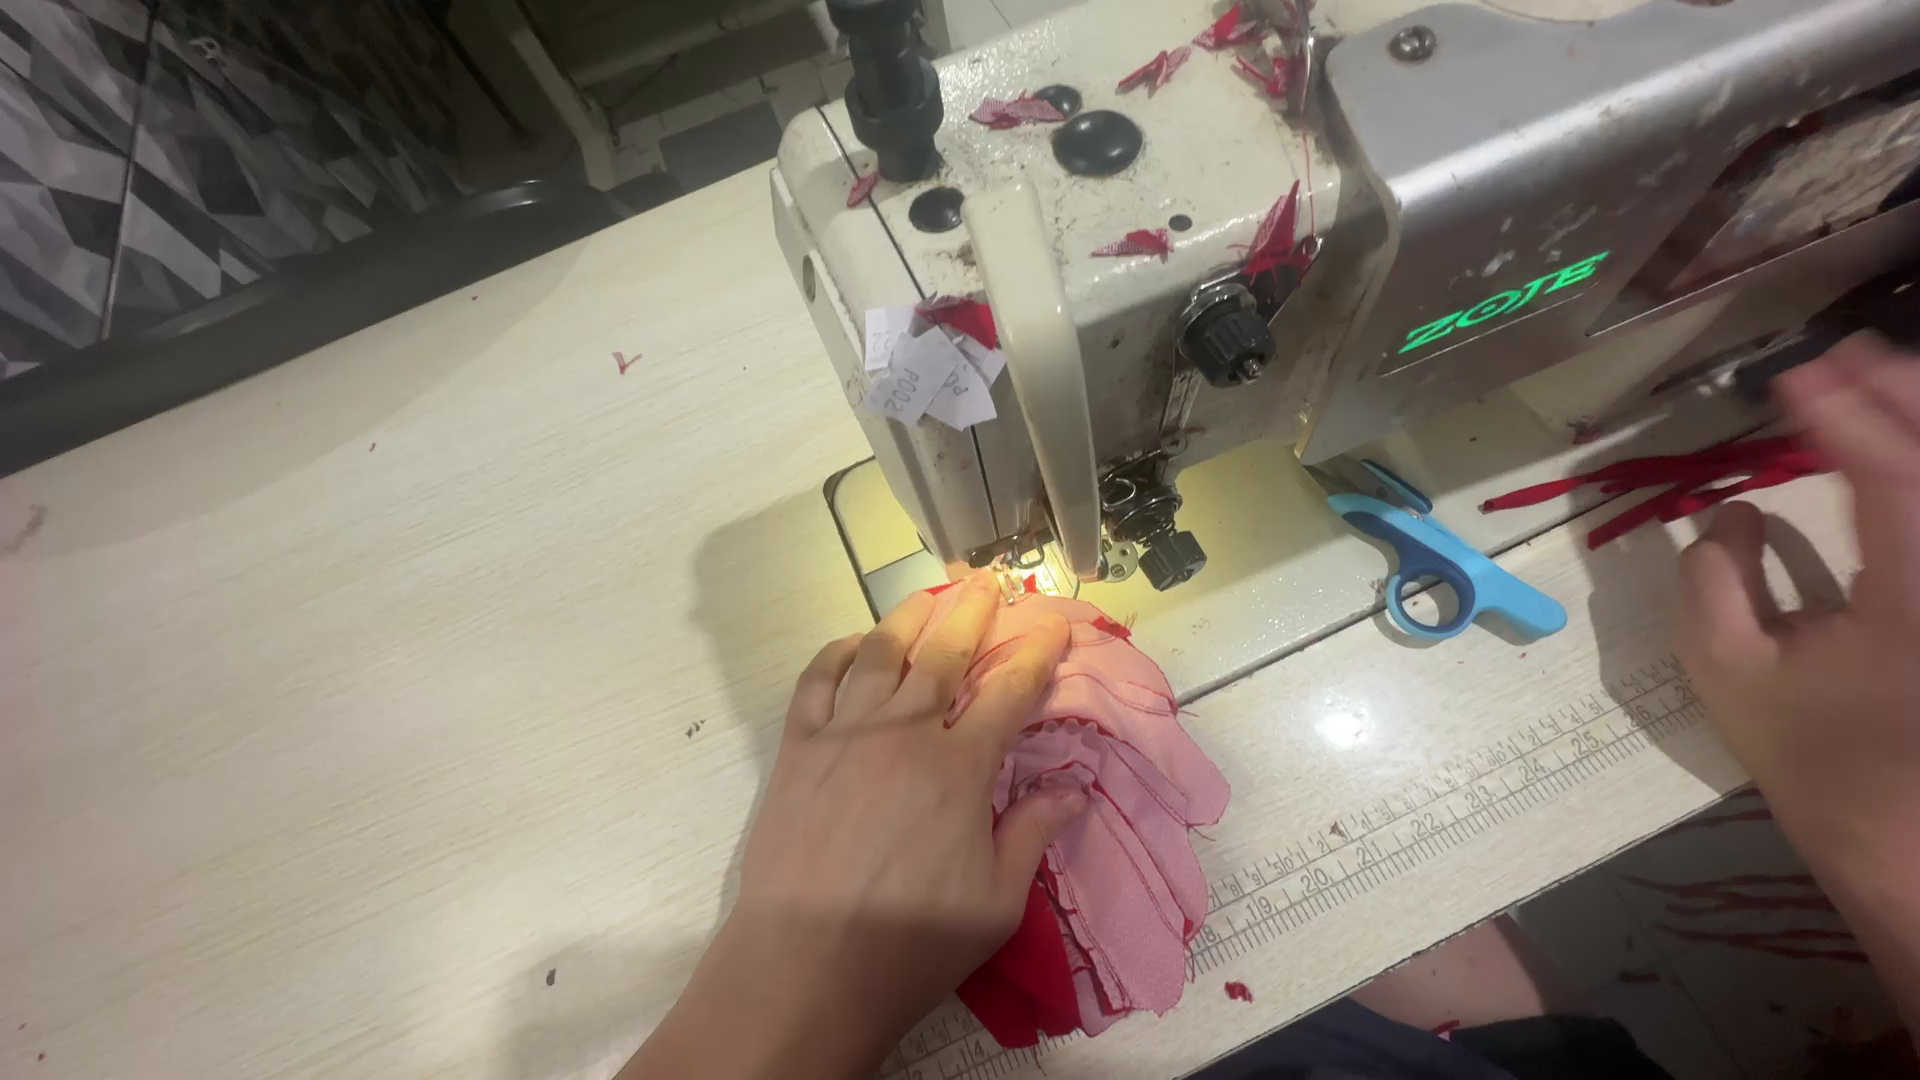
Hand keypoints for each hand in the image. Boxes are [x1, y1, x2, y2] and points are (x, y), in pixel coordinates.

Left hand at [623, 571, 1082, 1079]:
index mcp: (958, 768)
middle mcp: (903, 733)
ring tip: (928, 594)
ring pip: (880, 653)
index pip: (1009, 691)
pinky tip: (854, 642)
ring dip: (908, 617)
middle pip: (944, 654)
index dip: (1036, 652)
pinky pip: (817, 680)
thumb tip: (1073, 787)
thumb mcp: (996, 903)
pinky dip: (836, 652)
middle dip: (972, 612)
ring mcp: (845, 733)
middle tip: (987, 581)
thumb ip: (1033, 833)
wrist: (805, 965)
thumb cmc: (909, 941)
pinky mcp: (798, 747)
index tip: (1053, 624)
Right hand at [1677, 333, 1919, 1015]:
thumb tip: (1724, 513)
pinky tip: (1900, 457)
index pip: (1887, 474)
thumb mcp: (1724, 668)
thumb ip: (1712, 580)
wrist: (1911, 836)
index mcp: (1913, 591)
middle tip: (1840, 358)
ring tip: (1877, 385)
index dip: (1838, 416)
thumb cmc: (1809, 754)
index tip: (1792, 375)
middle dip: (1900, 398)